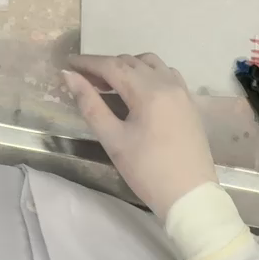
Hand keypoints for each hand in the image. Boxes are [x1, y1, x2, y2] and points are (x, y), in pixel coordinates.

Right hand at [62, 54, 217, 215]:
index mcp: (149, 91)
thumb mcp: (113, 140)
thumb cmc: (147, 171)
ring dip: (127, 66)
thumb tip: (69, 76)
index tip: (68, 64)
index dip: (88, 63)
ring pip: (150, 64)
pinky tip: (137, 90)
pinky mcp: (189, 103)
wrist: (190, 197)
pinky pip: (166, 74)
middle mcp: (167, 83)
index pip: (112, 66)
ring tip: (109, 84)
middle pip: (130, 62)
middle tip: (84, 79)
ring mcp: (182, 91)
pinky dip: (147, 73)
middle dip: (105, 66)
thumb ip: (90, 104)